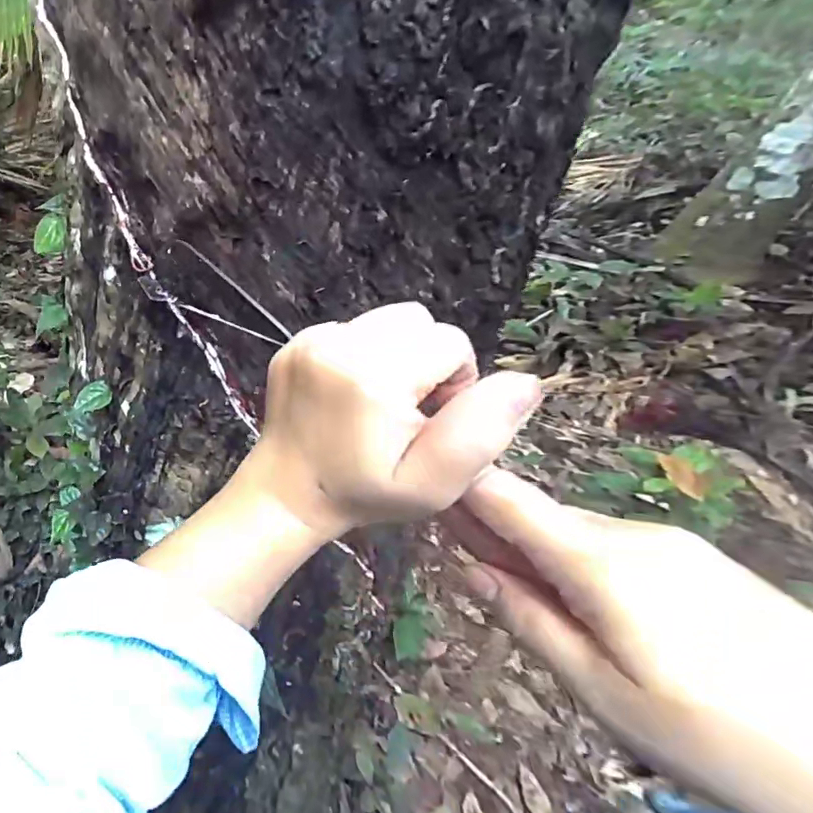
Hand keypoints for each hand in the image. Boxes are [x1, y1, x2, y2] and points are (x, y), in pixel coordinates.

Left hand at [137, 302, 538, 627]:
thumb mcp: (432, 482)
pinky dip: (362, 353)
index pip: (450, 341)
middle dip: (426, 360)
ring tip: (379, 399)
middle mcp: (336, 344)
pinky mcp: (294, 344)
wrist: (287, 491)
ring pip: (386, 320)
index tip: (429, 419)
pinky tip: (349, 393)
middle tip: (405, 410)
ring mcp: (309, 340)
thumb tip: (524, 382)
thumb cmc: (361, 492)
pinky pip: (351, 329)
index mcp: (371, 373)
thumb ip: (481, 432)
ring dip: (396, 353)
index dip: (455, 381)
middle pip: (417, 321)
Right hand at [444, 470, 812, 812]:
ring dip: (532, 560)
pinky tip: (589, 620)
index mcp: (598, 559)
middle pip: (534, 517)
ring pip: (573, 539)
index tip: (414, 499)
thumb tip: (466, 568)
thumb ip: (529, 621)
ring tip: (523, 611)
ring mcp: (675, 550)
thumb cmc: (738, 742)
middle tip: (461, 578)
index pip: (502, 495)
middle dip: (488, 536)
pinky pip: (613, 556)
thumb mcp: (608, 696)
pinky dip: (577, 574)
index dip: (452, 488)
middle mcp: (631, 535)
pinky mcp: (706, 571)